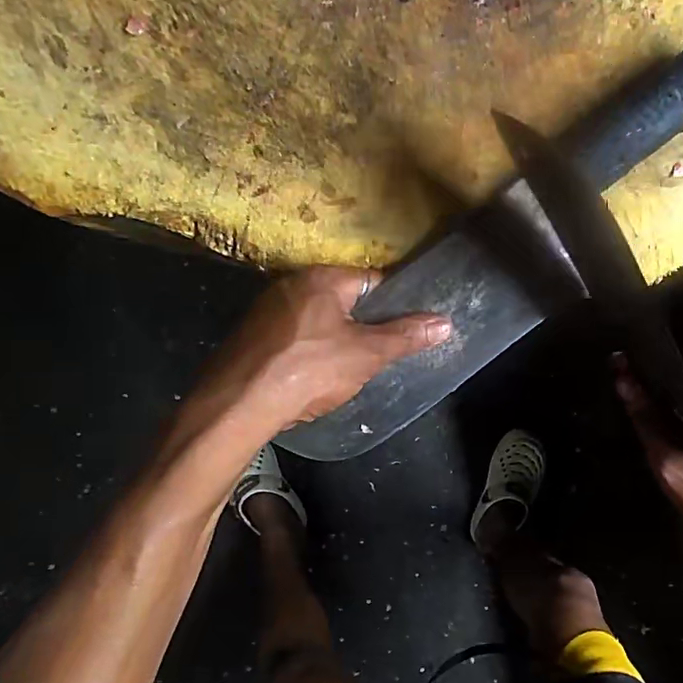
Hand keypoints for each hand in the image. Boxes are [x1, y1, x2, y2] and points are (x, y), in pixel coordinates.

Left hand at [207, 267, 451, 430]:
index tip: (407, 328)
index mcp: (322, 278)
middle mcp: (292, 284)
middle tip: (380, 354)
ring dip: (334, 340)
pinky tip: (312, 378)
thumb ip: (405, 336)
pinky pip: (293, 338)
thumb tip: (444, 322)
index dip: (394, 304)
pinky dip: (307, 352)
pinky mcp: (252, 336)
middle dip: (363, 325)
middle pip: (344, 301)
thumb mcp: (366, 354)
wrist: (238, 404)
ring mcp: (267, 309)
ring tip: (348, 370)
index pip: (373, 281)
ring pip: (317, 321)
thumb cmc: (309, 370)